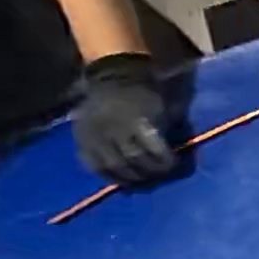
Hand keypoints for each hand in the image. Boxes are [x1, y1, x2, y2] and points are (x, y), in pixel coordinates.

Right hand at [73, 53, 175, 182]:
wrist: (112, 77)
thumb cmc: (145, 95)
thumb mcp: (163, 108)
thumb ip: (168, 132)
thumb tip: (177, 156)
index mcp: (137, 120)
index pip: (154, 151)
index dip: (166, 163)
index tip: (174, 165)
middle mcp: (114, 129)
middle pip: (133, 160)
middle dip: (150, 172)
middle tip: (160, 176)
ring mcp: (95, 136)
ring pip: (113, 166)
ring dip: (131, 178)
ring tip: (143, 181)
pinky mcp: (82, 140)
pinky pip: (94, 165)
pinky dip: (110, 176)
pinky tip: (122, 180)